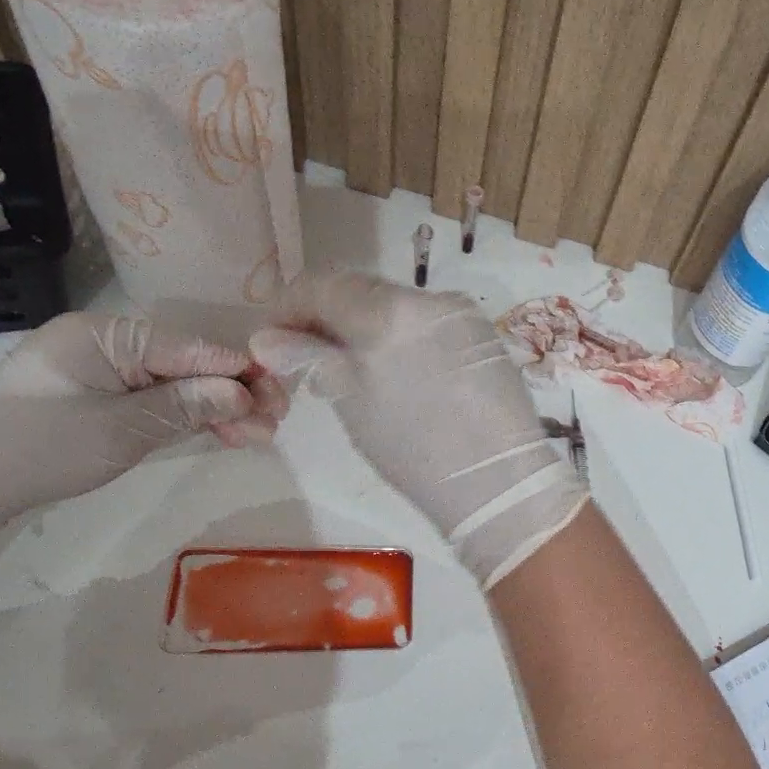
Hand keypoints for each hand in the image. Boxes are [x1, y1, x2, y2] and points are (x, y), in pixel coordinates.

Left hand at [0, 312, 287, 558]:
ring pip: (182, 381)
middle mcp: (110, 341)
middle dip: (236, 392)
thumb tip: (243, 393)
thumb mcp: (120, 430)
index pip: (193, 347)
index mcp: (107, 335)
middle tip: (275, 424)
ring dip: (221, 407)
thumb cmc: (40, 449)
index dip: (241, 372)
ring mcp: (107, 367)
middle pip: (192, 361)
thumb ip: (185, 406)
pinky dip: (193, 413)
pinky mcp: (105, 392)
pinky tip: (226, 430)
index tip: (280, 399)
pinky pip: (161, 395)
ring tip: (259, 435)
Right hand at [250, 272, 586, 586]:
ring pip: (400, 309)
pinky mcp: (486, 338)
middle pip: (363, 293)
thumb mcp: (352, 403)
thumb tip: (269, 338)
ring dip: (367, 328)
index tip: (271, 337)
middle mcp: (430, 299)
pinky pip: (432, 326)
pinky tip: (396, 372)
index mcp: (389, 310)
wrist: (499, 482)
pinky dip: (404, 339)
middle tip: (304, 354)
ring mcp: (464, 316)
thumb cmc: (415, 449)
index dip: (288, 306)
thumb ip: (312, 359)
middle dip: (328, 317)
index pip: (323, 286)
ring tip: (350, 369)